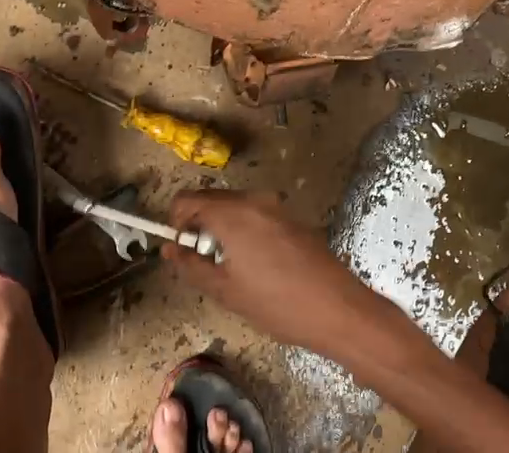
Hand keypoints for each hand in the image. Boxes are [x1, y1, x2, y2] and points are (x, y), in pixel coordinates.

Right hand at [163, 190, 392, 355]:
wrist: (340, 309)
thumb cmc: (278, 303)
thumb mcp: (226, 291)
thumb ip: (191, 265)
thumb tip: (168, 248)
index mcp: (232, 213)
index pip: (186, 199)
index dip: (176, 222)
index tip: (182, 249)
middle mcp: (252, 200)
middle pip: (209, 199)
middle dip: (199, 226)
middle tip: (205, 263)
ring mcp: (275, 206)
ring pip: (233, 207)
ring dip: (222, 229)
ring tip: (232, 269)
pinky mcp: (292, 218)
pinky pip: (255, 214)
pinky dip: (245, 231)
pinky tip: (259, 267)